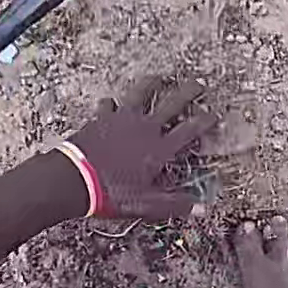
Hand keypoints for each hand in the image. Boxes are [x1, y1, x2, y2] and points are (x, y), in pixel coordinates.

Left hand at [63, 77, 217, 219]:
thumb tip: (202, 209)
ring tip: (159, 77)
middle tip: (198, 84)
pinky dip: (113, 104)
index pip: (189, 130)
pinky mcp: (101, 118)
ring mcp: (122, 119)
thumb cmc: (111, 193)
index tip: (214, 114)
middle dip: (188, 92)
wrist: (74, 179)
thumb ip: (174, 204)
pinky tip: (112, 102)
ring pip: (141, 93)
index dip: (205, 121)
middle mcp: (144, 128)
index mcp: (159, 149)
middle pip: (172, 103)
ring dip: (152, 84)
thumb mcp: (146, 204)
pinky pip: (110, 105)